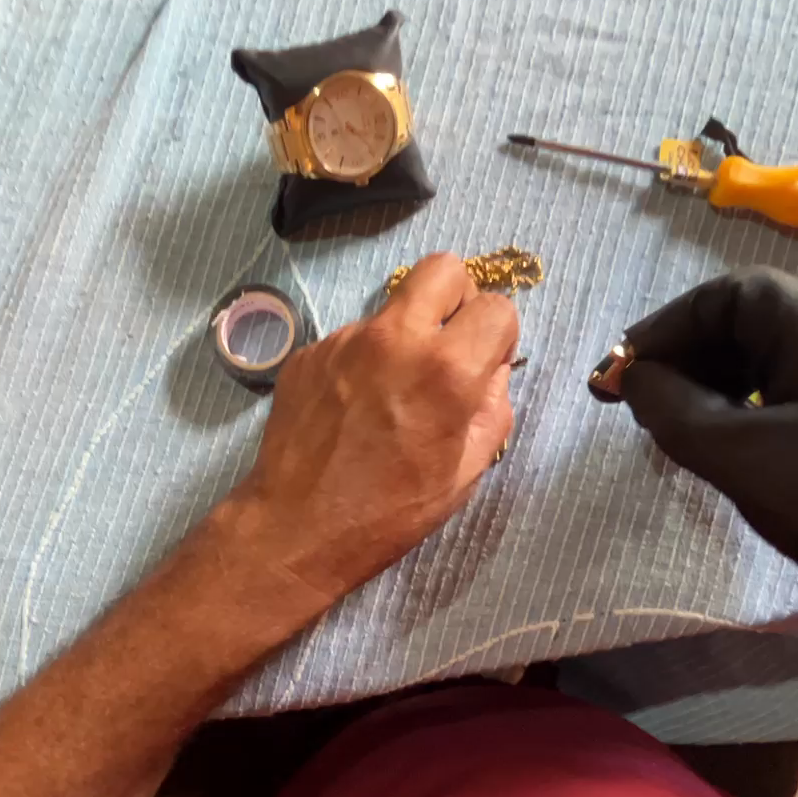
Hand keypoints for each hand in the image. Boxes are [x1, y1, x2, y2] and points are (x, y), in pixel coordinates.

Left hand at [224, 252, 517, 607]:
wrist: (298, 527)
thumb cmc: (390, 513)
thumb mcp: (465, 474)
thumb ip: (492, 410)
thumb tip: (491, 372)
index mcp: (446, 370)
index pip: (497, 308)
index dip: (499, 337)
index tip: (485, 365)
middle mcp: (396, 338)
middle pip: (444, 268)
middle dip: (457, 300)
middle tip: (446, 346)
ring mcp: (344, 340)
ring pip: (392, 308)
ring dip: (404, 336)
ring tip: (388, 394)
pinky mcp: (308, 352)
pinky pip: (351, 339)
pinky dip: (362, 361)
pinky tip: (350, 408)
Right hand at [617, 267, 797, 667]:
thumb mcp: (741, 459)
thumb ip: (673, 409)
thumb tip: (632, 376)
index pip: (736, 294)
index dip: (668, 325)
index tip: (622, 371)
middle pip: (749, 322)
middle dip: (684, 356)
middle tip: (636, 402)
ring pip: (764, 357)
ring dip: (707, 382)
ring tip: (671, 424)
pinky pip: (784, 388)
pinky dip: (738, 404)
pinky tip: (718, 438)